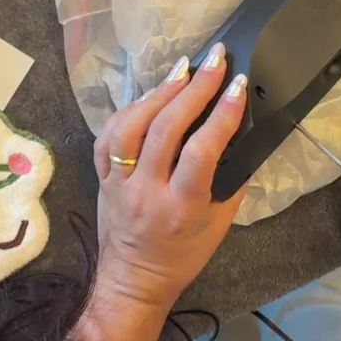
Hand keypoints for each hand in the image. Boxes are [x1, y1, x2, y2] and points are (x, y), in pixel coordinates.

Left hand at [89, 43, 248, 313]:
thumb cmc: (184, 255)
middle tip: (215, 60)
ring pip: (131, 127)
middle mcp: (147, 190)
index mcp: (182, 207)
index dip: (223, 114)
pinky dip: (128, 111)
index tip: (239, 85)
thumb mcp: (219, 224)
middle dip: (194, 88)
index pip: (202, 151)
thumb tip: (239, 134)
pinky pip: (108, 137)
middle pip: (166, 129)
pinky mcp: (101, 178)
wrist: (134, 280)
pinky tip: (149, 95)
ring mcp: (119, 183)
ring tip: (183, 69)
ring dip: (159, 93)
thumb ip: (229, 180)